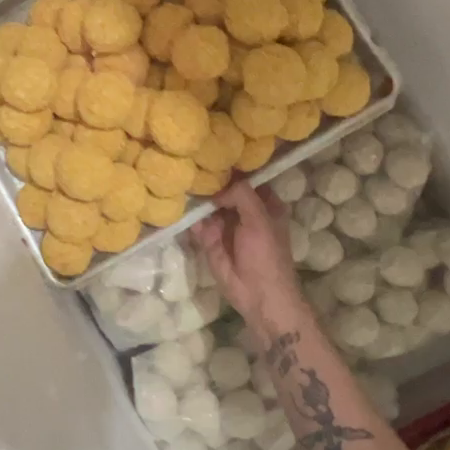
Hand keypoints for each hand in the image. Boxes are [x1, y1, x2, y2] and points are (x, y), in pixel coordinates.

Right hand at [192, 180, 312, 336]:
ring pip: (209, 206)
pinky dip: (191, 218)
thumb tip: (218, 188)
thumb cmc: (266, 254)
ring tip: (183, 184)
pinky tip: (183, 208)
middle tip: (192, 166)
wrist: (258, 294)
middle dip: (211, 182)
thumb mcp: (259, 218)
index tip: (214, 155)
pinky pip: (198, 224)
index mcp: (265, 204)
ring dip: (198, 198)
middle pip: (224, 190)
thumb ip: (241, 194)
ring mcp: (226, 226)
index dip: (233, 169)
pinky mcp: (210, 241)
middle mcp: (244, 211)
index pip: (247, 178)